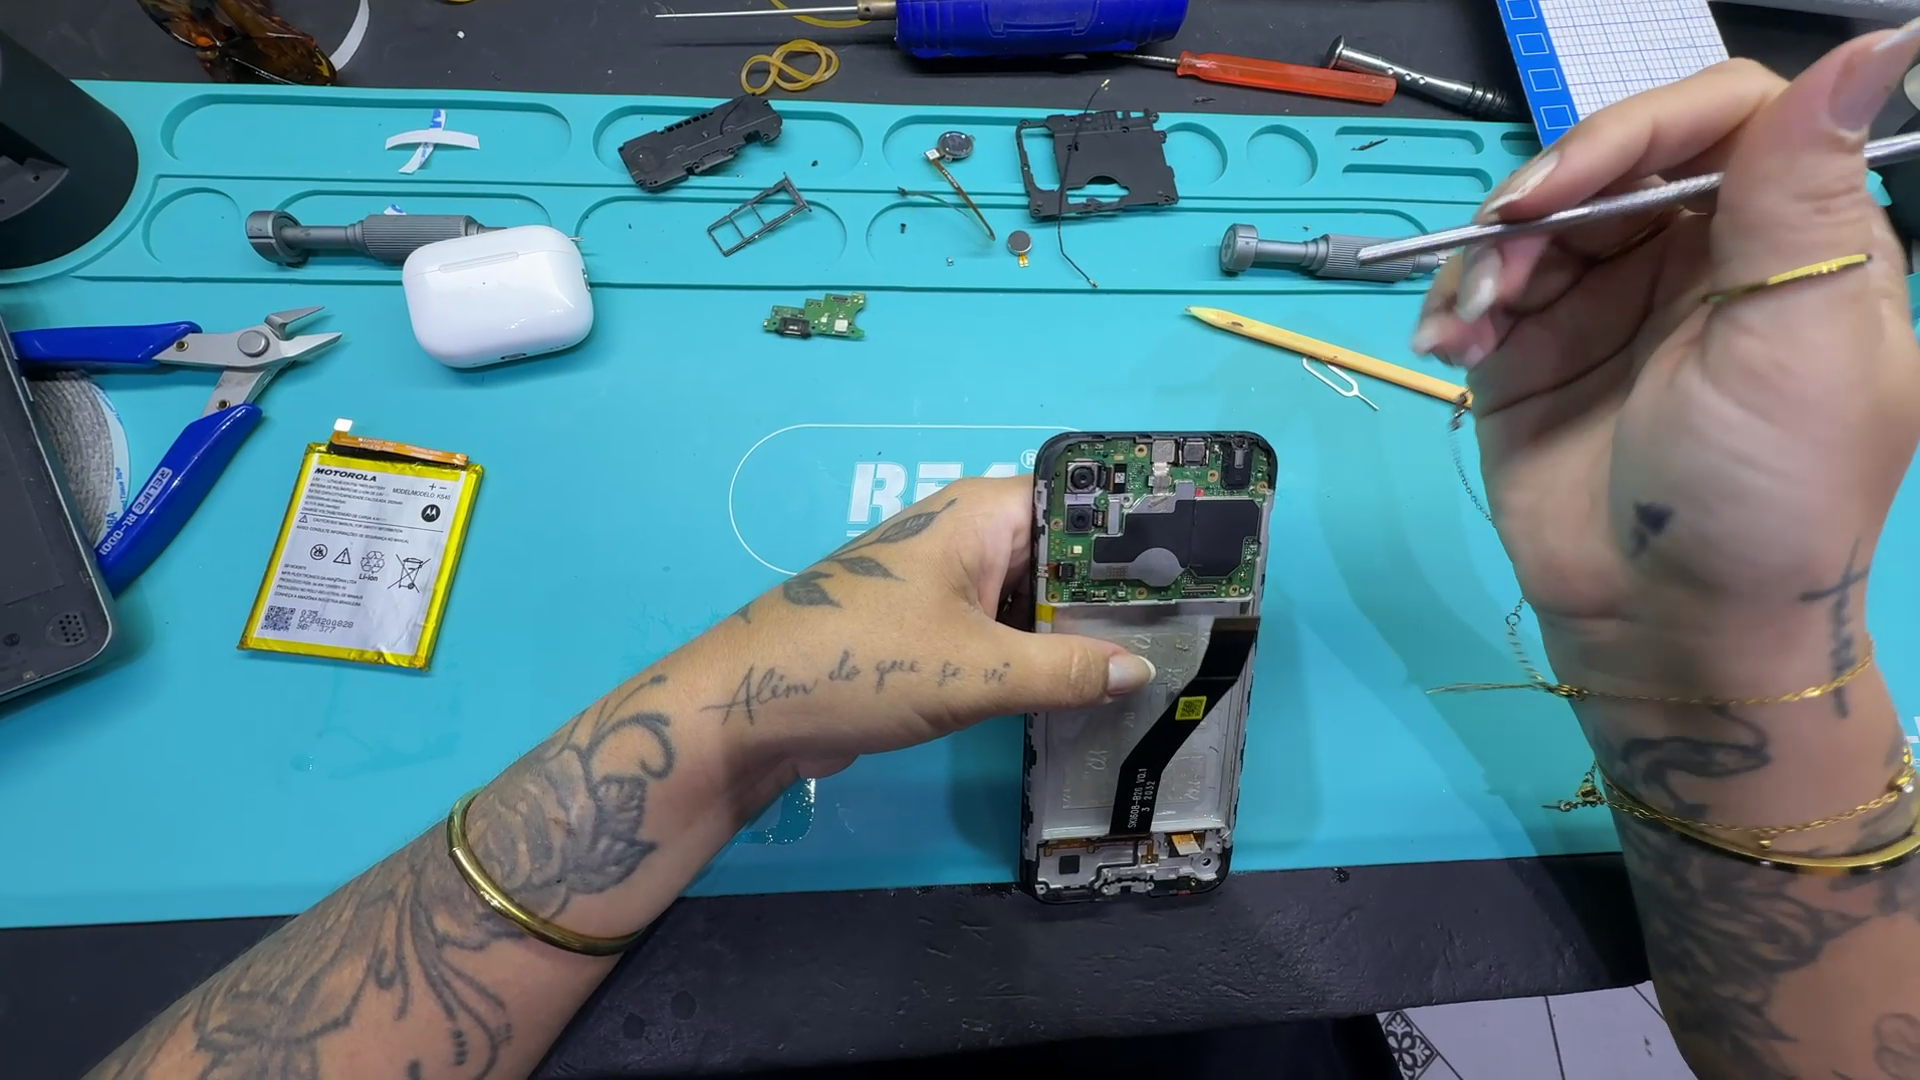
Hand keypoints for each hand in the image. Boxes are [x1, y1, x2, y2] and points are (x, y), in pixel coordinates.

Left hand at [692, 476, 1152, 776]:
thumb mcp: (977, 669)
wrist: (755, 708)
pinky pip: (1004, 631)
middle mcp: (969, 537)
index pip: (1078, 503)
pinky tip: (1086, 685)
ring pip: (1032, 598)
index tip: (1192, 570)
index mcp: (981, 514)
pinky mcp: (935, 627)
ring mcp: (949, 584)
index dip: (1134, 533)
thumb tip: (1141, 670)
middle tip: (1184, 629)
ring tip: (1151, 660)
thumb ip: (1066, 670)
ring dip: (1076, 631)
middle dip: (1112, 593)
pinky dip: (1039, 655)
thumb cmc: (865, 664)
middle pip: (1060, 555)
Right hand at [1412, 35, 1919, 685]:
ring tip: (1465, 334)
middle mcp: (1677, 263)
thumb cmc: (1756, 485)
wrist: (1655, 611)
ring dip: (1477, 271)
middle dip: (1531, 214)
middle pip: (1593, 177)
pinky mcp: (1517, 362)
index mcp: (1777, 241)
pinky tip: (1446, 351)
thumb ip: (1800, 202)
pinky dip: (1448, 316)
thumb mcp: (1795, 343)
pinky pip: (1470, 306)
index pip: (1711, 126)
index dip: (1629, 133)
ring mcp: (1588, 314)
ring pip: (1517, 240)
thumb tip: (1874, 45)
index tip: (1552, 194)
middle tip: (1498, 275)